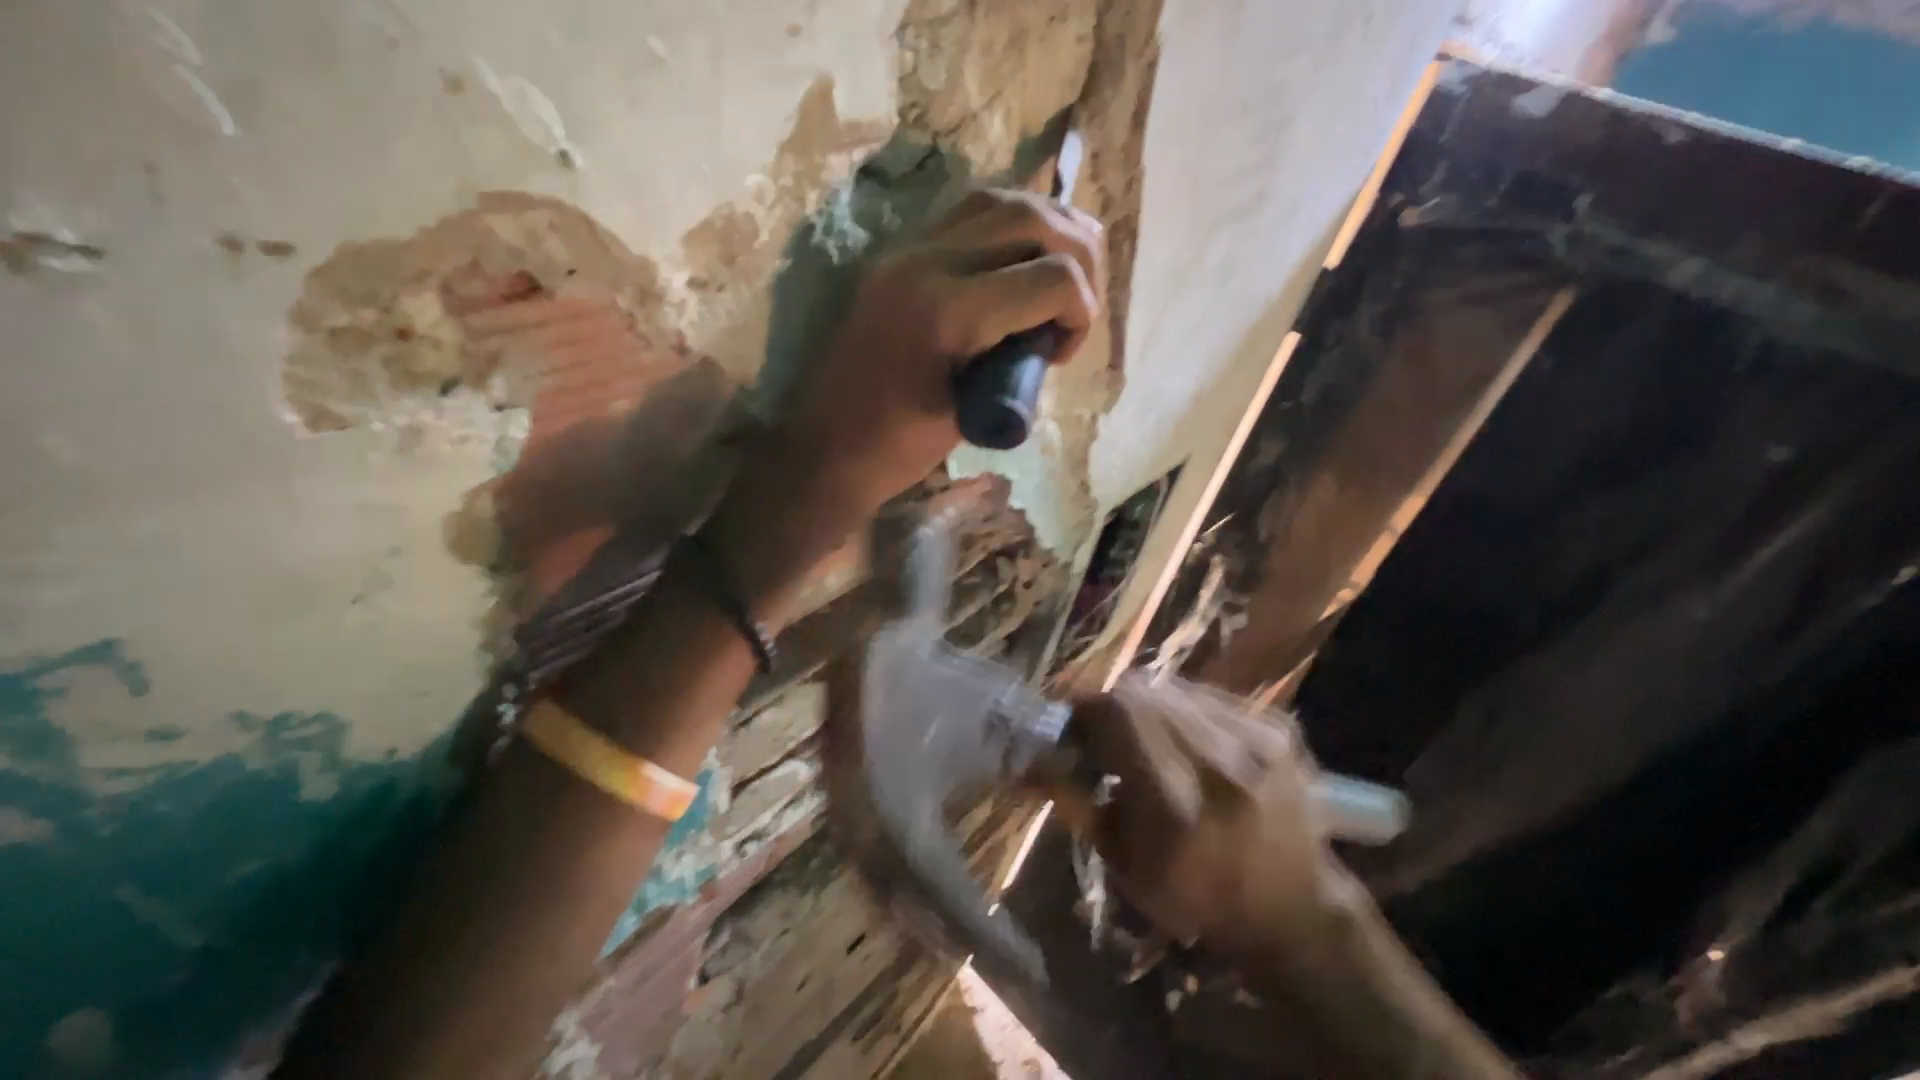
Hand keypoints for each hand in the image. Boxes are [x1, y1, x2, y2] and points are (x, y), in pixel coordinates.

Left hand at [704, 188, 1103, 620]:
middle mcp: (927, 262)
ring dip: (1044, 226)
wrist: (822, 448)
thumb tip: (1050, 326)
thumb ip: (1018, 357)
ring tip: (1060, 270)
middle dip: (1078, 251)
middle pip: (1031, 216)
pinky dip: (1004, 227)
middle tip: (1080, 299)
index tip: (1062, 352)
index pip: (1053, 275)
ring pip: (997, 201)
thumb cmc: (896, 450)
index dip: (1082, 310)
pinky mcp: (896, 256)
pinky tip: (1017, 261)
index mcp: (950, 311)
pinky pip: (964, 215)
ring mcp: (906, 251)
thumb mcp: (974, 411)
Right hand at [1055, 673, 1361, 959]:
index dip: (1082, 711)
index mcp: (1175, 804)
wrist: (1293, 909)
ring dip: (1147, 707)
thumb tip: (1029, 758)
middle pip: (1141, 691)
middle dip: (1110, 707)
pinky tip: (1187, 744)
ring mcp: (1257, 741)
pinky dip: (1185, 712)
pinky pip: (1209, 696)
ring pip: (1173, 687)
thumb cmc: (1195, 897)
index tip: (1071, 732)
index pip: (1116, 712)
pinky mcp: (1280, 729)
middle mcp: (1219, 762)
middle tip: (1102, 736)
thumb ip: (1075, 800)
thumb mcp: (1122, 863)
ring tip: (1145, 741)